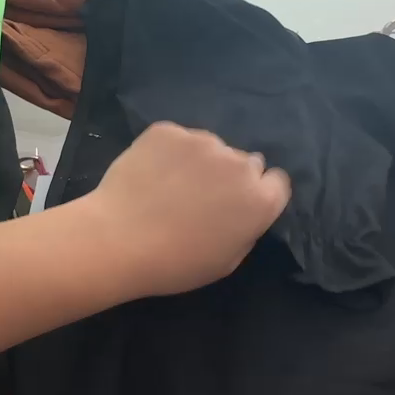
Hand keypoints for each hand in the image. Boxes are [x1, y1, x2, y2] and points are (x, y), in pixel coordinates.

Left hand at [78, 122, 291, 297]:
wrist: (118, 240)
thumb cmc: (175, 264)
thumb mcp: (226, 262)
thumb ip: (245, 229)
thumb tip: (242, 211)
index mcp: (260, 199)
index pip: (277, 182)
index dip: (258, 194)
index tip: (236, 207)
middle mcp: (240, 163)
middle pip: (246, 162)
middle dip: (230, 177)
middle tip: (199, 198)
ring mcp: (203, 141)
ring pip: (211, 147)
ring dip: (199, 162)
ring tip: (168, 187)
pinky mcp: (168, 130)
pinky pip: (177, 139)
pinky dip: (167, 152)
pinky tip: (149, 174)